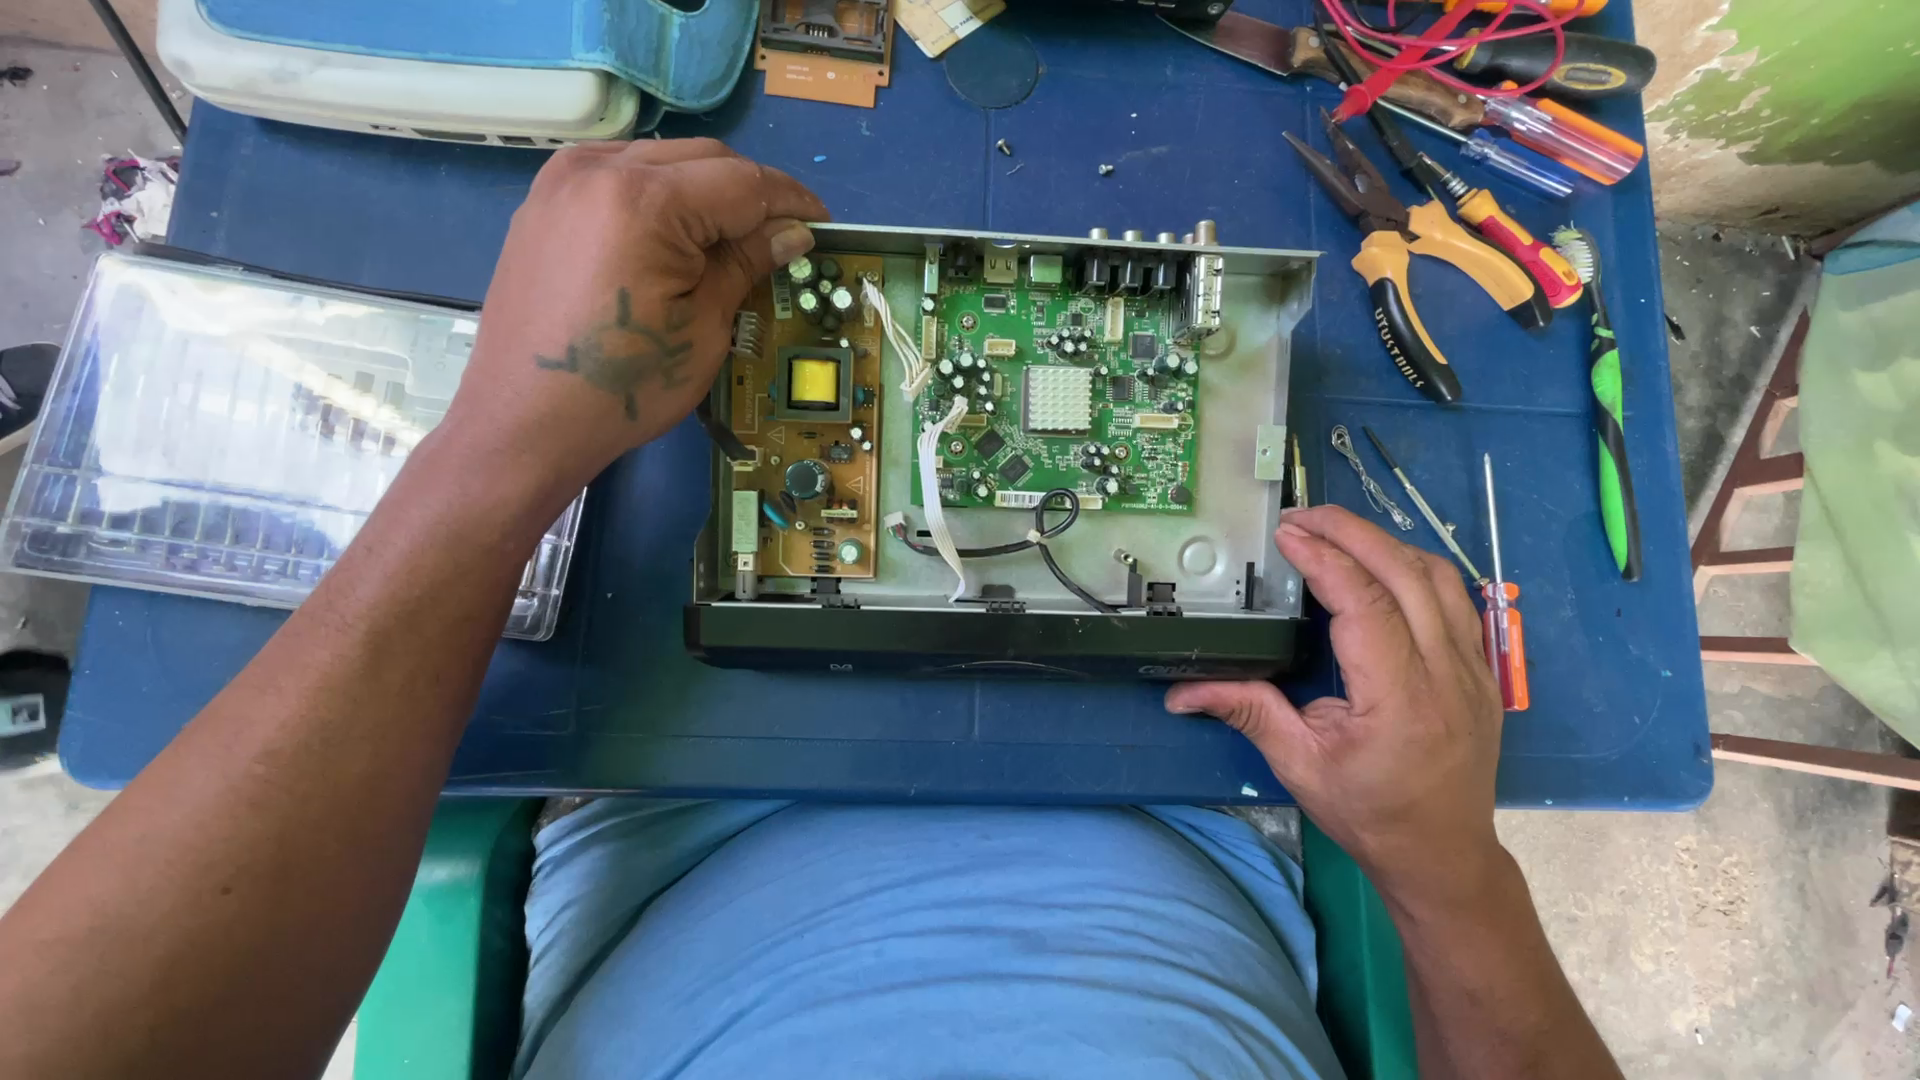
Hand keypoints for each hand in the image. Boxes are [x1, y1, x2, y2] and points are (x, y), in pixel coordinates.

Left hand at [443, 139, 827, 487]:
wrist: (525, 419)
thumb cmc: (626, 386)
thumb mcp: (704, 328)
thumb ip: (746, 265)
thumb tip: (794, 232)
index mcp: (645, 201)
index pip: (742, 182)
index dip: (790, 201)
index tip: (823, 224)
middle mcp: (600, 168)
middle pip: (703, 158)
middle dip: (752, 192)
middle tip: (783, 237)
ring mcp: (564, 179)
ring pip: (662, 159)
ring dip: (707, 189)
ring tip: (733, 240)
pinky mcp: (546, 200)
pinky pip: (621, 174)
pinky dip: (661, 194)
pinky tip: (676, 236)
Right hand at [1165, 505, 1505, 901]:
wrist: (1444, 853)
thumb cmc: (1369, 812)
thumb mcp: (1299, 765)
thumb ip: (1246, 710)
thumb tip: (1178, 691)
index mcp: (1401, 699)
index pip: (1366, 606)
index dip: (1325, 561)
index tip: (1286, 535)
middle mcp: (1448, 673)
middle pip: (1407, 573)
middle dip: (1352, 532)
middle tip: (1301, 516)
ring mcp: (1475, 666)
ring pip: (1439, 575)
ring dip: (1384, 541)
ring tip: (1333, 530)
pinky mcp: (1482, 666)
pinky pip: (1455, 594)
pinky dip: (1412, 563)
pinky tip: (1378, 560)